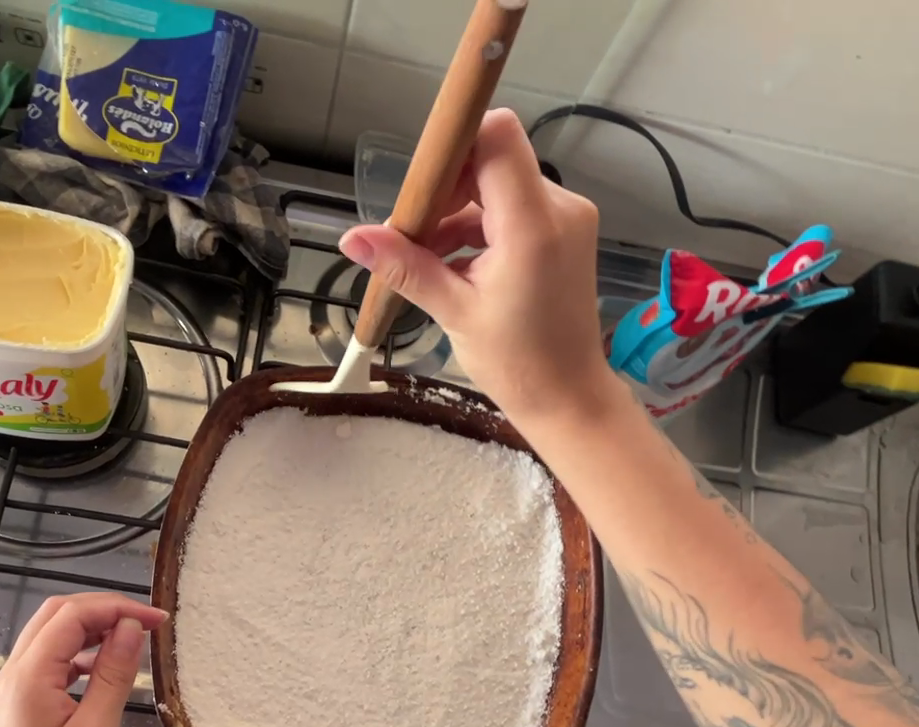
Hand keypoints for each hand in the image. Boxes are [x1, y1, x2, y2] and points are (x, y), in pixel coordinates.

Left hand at [0, 593, 167, 726]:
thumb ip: (114, 674)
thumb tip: (132, 627)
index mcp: (27, 678)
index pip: (71, 615)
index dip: (116, 607)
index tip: (158, 620)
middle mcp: (11, 676)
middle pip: (55, 616)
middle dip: (103, 611)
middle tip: (146, 624)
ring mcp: (11, 692)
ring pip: (50, 637)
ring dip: (90, 630)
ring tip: (132, 641)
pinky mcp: (17, 708)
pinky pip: (47, 663)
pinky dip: (78, 654)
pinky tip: (104, 669)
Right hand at [339, 109, 612, 422]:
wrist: (567, 397)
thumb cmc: (516, 364)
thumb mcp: (453, 312)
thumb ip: (405, 267)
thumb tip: (352, 239)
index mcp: (533, 225)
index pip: (496, 136)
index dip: (454, 147)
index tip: (420, 191)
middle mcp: (559, 208)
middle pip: (493, 160)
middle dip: (446, 192)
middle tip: (411, 237)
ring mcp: (566, 218)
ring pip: (499, 186)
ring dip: (457, 215)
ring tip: (426, 262)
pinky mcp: (563, 233)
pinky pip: (513, 209)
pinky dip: (479, 229)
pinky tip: (453, 266)